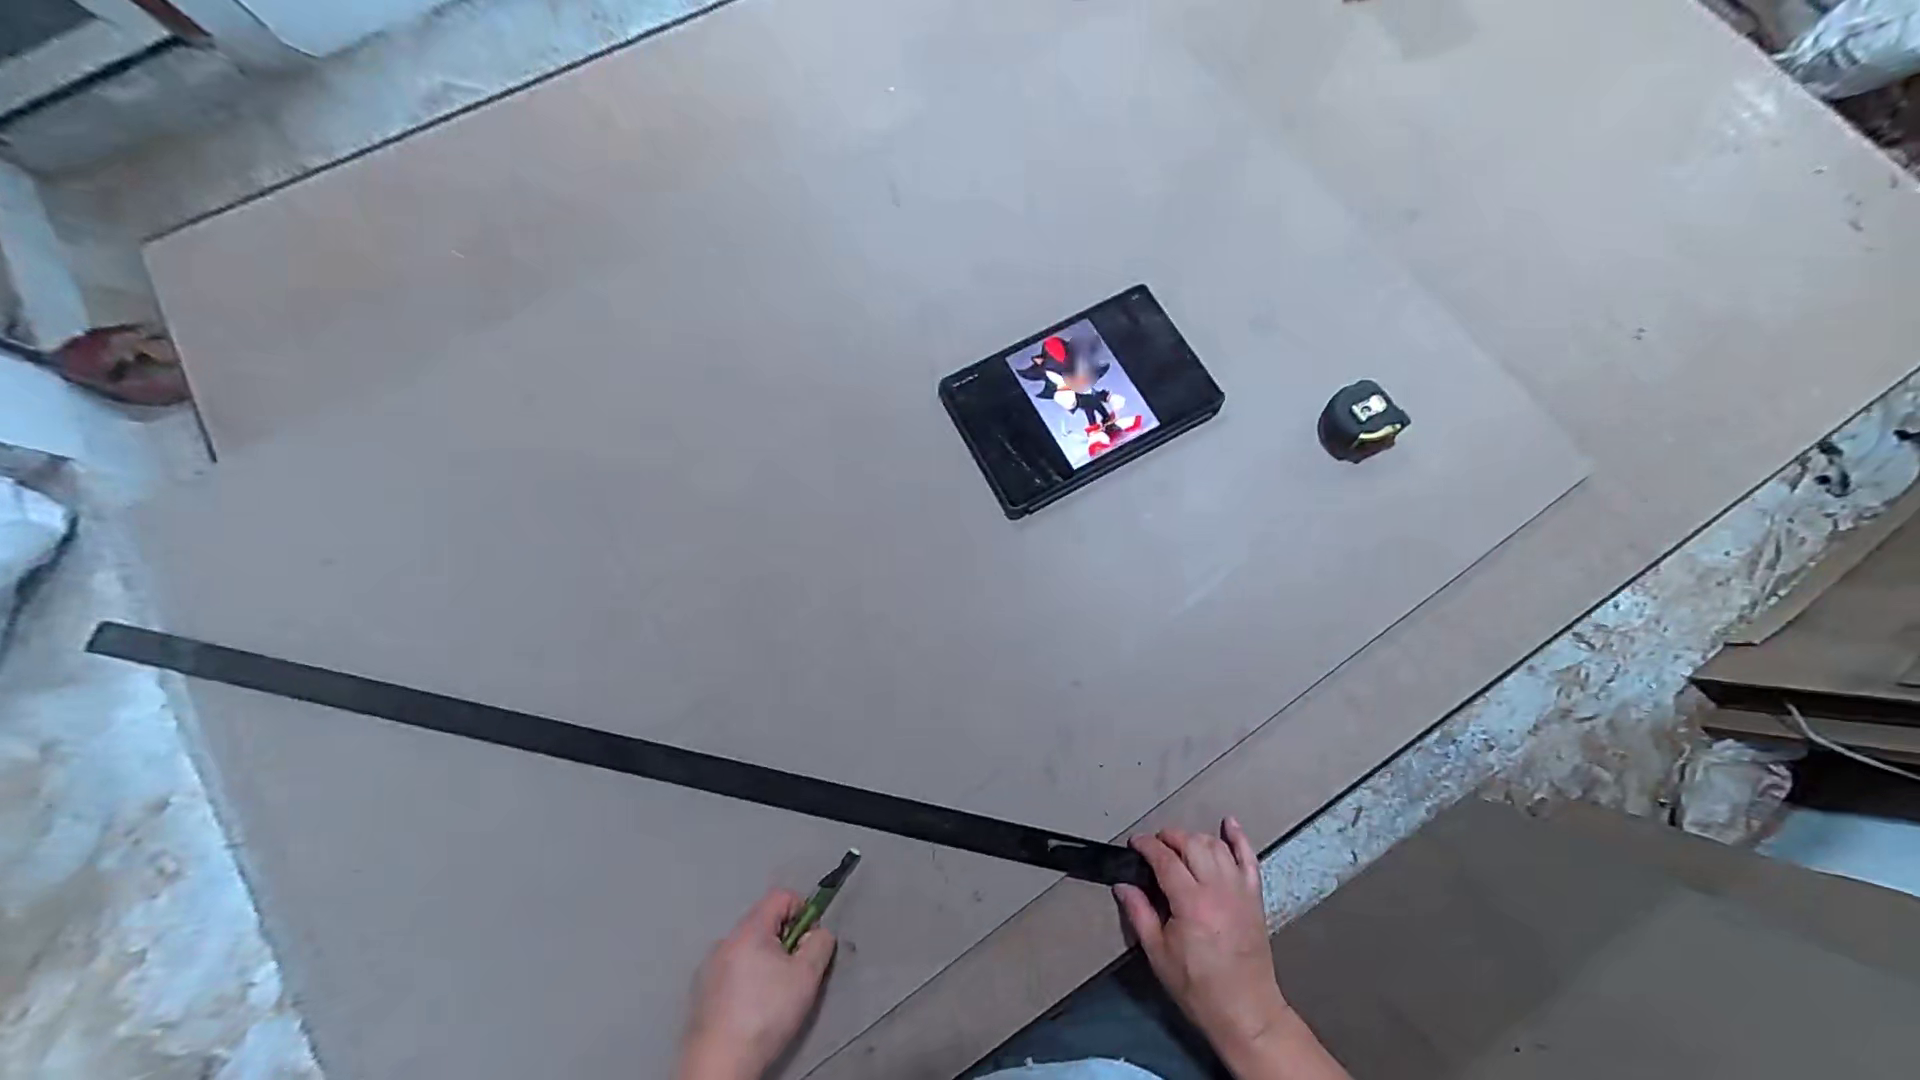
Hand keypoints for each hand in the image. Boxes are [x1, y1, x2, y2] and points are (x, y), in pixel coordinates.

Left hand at [675, 888, 836, 1079]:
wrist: (718, 1066)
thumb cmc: (765, 1015)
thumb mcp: (806, 976)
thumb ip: (820, 943)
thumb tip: (817, 932)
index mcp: (750, 929)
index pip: (781, 895)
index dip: (802, 911)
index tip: (807, 941)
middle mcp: (726, 939)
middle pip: (765, 920)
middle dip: (785, 939)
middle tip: (794, 971)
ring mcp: (709, 965)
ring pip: (748, 946)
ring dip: (765, 959)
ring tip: (772, 994)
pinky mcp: (701, 990)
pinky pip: (731, 968)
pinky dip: (746, 977)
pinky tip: (750, 1008)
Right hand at [1113, 819, 1288, 1057]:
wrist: (1247, 1013)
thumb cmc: (1199, 987)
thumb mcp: (1158, 954)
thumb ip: (1139, 914)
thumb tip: (1123, 885)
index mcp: (1191, 903)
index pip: (1165, 859)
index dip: (1146, 845)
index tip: (1135, 844)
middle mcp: (1217, 889)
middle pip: (1191, 844)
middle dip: (1168, 837)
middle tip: (1154, 846)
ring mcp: (1239, 891)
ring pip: (1215, 846)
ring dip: (1195, 837)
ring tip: (1180, 845)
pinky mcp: (1254, 897)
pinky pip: (1249, 858)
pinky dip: (1239, 838)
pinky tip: (1229, 824)